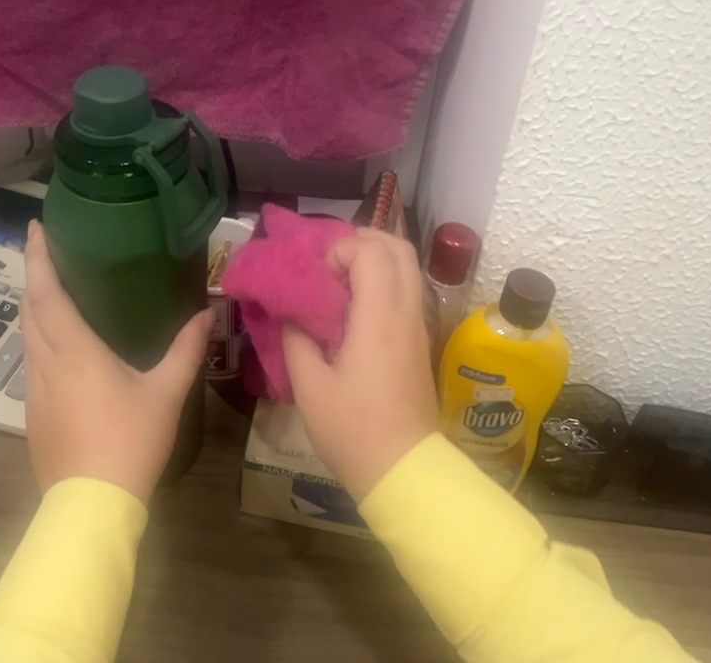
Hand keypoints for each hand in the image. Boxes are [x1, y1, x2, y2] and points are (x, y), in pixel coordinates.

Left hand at [21, 221, 214, 502]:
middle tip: (43, 249)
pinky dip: (36, 336)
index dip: (37, 258)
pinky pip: (30, 360)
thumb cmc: (130, 440)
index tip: (34, 228)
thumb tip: (207, 313)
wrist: (91, 504)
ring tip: (47, 287)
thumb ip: (186, 349)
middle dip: (33, 275)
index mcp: (75, 350)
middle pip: (29, 308)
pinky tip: (54, 343)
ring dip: (32, 306)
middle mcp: (46, 362)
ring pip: (26, 335)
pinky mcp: (32, 412)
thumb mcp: (166, 392)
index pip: (47, 292)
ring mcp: (34, 389)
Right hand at [282, 229, 439, 500]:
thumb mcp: (309, 386)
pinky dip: (385, 280)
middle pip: (398, 248)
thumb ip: (296, 339)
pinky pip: (408, 290)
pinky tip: (356, 307)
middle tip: (330, 264)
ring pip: (408, 267)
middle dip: (362, 242)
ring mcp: (418, 326)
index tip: (318, 278)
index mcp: (379, 318)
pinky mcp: (420, 342)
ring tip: (341, 282)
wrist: (403, 470)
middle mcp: (406, 312)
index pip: (370, 252)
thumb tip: (290, 311)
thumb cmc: (352, 429)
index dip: (341, 251)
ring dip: (376, 260)